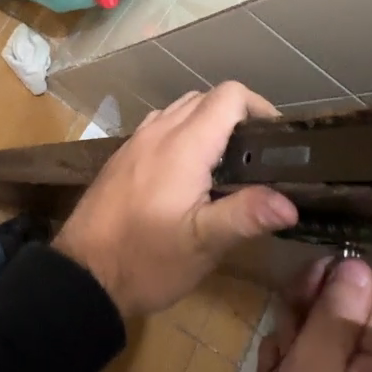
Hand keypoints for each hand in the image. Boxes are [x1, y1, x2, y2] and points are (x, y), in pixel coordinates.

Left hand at [52, 83, 297, 317]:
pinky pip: (160, 127)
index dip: (259, 107)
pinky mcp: (123, 157)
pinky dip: (183, 134)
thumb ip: (245, 216)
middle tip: (258, 156)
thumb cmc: (147, 259)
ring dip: (208, 123)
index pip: (228, 95)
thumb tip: (290, 203)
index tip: (276, 138)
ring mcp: (136, 142)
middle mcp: (159, 131)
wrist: (82, 275)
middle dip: (237, 116)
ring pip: (181, 110)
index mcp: (183, 145)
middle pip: (206, 98)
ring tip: (229, 164)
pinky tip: (189, 173)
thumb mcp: (202, 244)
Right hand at [257, 257, 371, 371]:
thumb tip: (355, 262)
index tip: (291, 302)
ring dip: (298, 350)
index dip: (325, 286)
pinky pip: (338, 369)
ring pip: (335, 338)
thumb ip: (332, 319)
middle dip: (306, 323)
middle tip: (281, 353)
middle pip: (351, 312)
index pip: (368, 288)